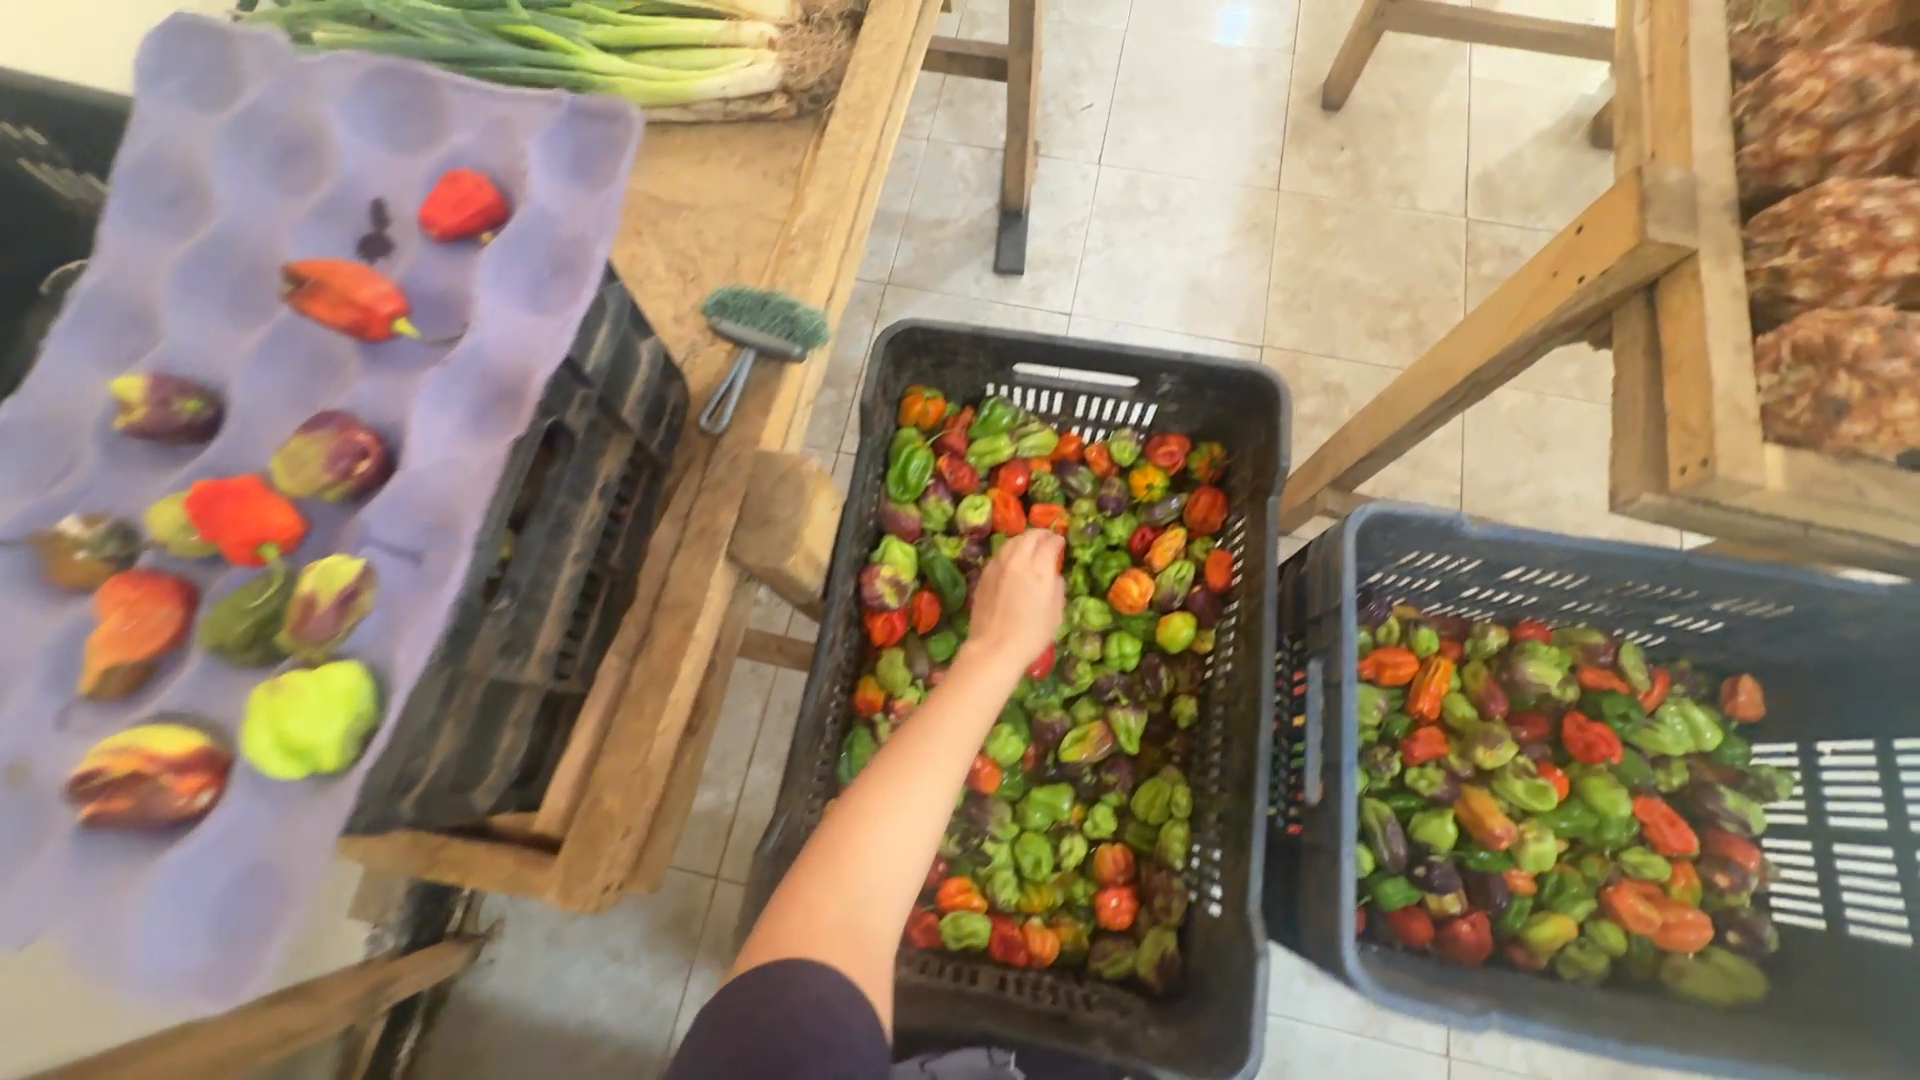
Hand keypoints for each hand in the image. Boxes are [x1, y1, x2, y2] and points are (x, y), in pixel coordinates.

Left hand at [965, 530, 1064, 672]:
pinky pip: (999, 555)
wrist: (994, 648)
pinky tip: (1012, 561)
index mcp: (1039, 570)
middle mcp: (1017, 562)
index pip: (1049, 543)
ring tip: (1029, 547)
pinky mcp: (984, 575)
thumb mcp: (1056, 614)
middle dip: (1040, 535)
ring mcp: (997, 567)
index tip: (1060, 542)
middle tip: (1047, 539)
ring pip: (1011, 542)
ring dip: (1023, 540)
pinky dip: (1009, 552)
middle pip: (1029, 537)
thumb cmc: (1031, 636)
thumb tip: (1053, 575)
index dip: (1057, 540)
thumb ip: (1057, 588)